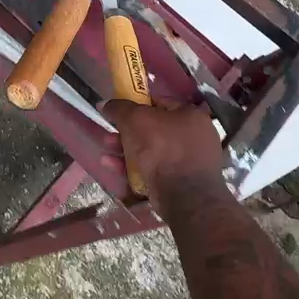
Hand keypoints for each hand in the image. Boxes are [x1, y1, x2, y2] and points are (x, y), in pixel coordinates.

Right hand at [104, 100, 227, 215]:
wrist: (185, 196)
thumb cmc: (162, 147)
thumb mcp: (135, 118)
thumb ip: (118, 107)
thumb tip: (105, 104)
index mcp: (191, 116)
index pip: (160, 102)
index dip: (136, 104)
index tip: (119, 112)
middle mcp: (194, 136)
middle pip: (151, 128)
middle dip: (125, 132)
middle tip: (109, 136)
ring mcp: (189, 161)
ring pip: (150, 150)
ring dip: (124, 149)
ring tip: (106, 152)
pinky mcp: (181, 182)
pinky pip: (153, 168)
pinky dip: (133, 166)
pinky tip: (113, 167)